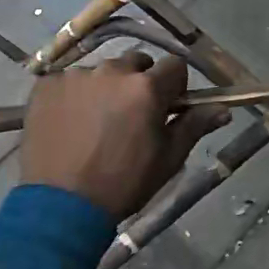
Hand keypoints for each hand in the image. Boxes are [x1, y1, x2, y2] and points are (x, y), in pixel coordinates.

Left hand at [19, 51, 229, 222]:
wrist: (62, 204)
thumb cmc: (123, 184)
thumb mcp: (167, 160)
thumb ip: (194, 126)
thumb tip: (222, 110)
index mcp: (146, 88)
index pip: (174, 66)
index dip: (174, 86)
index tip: (167, 106)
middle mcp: (111, 71)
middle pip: (134, 64)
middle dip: (138, 83)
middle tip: (130, 115)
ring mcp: (74, 76)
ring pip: (99, 72)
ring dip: (103, 88)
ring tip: (94, 122)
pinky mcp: (46, 85)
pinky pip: (67, 81)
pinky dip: (72, 96)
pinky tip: (68, 123)